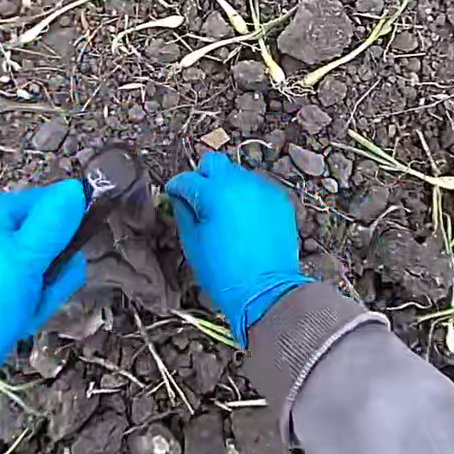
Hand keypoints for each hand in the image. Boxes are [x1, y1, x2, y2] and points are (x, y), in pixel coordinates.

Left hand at [0, 181, 86, 414]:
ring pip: (57, 263)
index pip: (62, 202)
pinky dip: (38, 303)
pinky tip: (22, 316)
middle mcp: (3, 227)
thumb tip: (78, 187)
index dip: (68, 231)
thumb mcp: (23, 260)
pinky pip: (42, 285)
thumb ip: (54, 221)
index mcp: (1, 210)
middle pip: (62, 235)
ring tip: (27, 306)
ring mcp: (5, 257)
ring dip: (50, 289)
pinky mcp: (6, 283)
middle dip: (57, 267)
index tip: (56, 257)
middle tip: (37, 288)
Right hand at [165, 151, 309, 344]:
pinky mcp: (279, 199)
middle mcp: (241, 183)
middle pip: (214, 163)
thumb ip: (184, 213)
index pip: (187, 179)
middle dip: (203, 177)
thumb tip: (180, 198)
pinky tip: (244, 220)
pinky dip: (247, 197)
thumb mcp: (193, 244)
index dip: (177, 188)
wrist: (266, 291)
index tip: (175, 196)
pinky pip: (257, 188)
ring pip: (237, 174)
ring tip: (224, 214)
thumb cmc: (225, 273)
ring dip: (227, 187)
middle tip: (200, 200)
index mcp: (215, 192)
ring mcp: (263, 189)